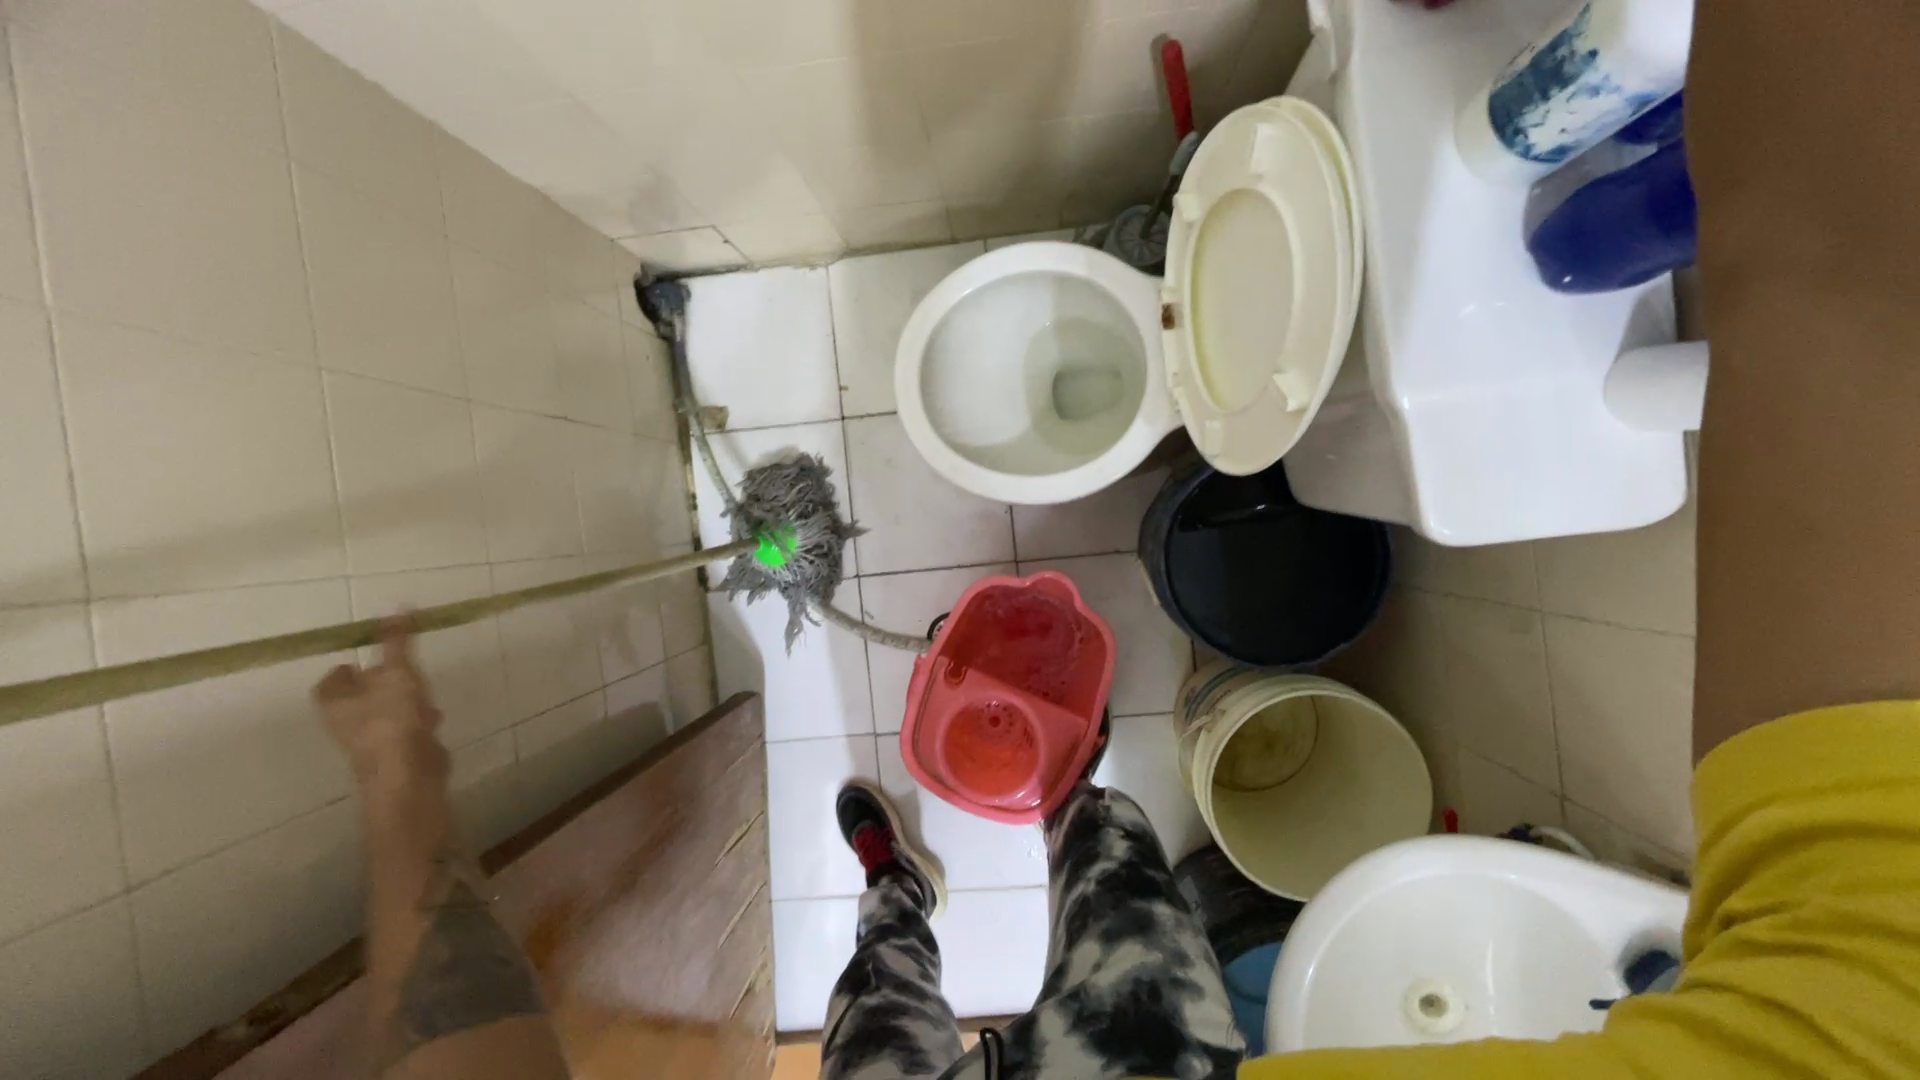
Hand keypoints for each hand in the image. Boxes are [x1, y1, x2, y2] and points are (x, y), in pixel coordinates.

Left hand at [315, 619, 447, 787]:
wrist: (407, 772)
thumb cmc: (392, 718)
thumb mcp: (397, 672)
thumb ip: (397, 642)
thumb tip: (398, 605)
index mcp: (334, 701)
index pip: (332, 680)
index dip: (349, 668)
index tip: (370, 658)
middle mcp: (343, 721)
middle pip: (359, 695)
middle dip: (383, 683)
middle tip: (404, 671)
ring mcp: (368, 739)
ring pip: (383, 711)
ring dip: (403, 701)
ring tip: (425, 695)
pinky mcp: (393, 752)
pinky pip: (402, 728)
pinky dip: (416, 720)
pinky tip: (433, 717)